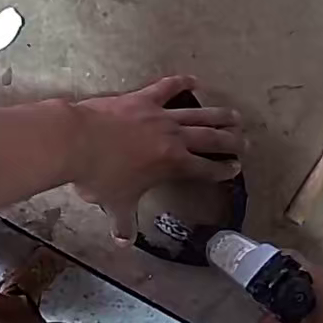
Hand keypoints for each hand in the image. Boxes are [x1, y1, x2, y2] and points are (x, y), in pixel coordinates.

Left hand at [69, 76, 243, 242]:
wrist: (77, 141)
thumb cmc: (99, 176)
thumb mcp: (115, 204)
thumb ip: (124, 223)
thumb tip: (124, 241)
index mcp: (172, 164)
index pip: (206, 168)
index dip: (223, 170)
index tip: (235, 168)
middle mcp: (173, 138)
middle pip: (211, 138)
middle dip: (230, 141)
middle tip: (245, 142)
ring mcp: (159, 115)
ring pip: (198, 113)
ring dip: (219, 114)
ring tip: (235, 115)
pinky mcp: (143, 98)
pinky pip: (167, 87)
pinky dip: (182, 83)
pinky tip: (194, 81)